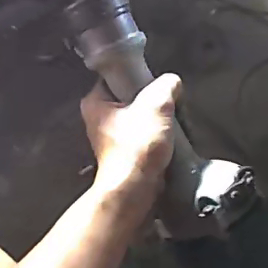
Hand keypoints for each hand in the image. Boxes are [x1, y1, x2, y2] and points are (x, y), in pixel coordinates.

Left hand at [81, 75, 180, 198]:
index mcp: (95, 103)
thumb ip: (166, 86)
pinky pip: (146, 141)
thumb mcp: (156, 104)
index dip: (137, 78)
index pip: (116, 77)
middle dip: (152, 105)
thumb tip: (172, 84)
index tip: (153, 84)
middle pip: (132, 101)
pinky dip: (158, 143)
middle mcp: (99, 122)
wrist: (135, 190)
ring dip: (158, 125)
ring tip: (169, 128)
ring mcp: (113, 142)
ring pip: (141, 122)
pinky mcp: (127, 158)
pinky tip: (168, 146)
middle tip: (165, 108)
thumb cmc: (136, 148)